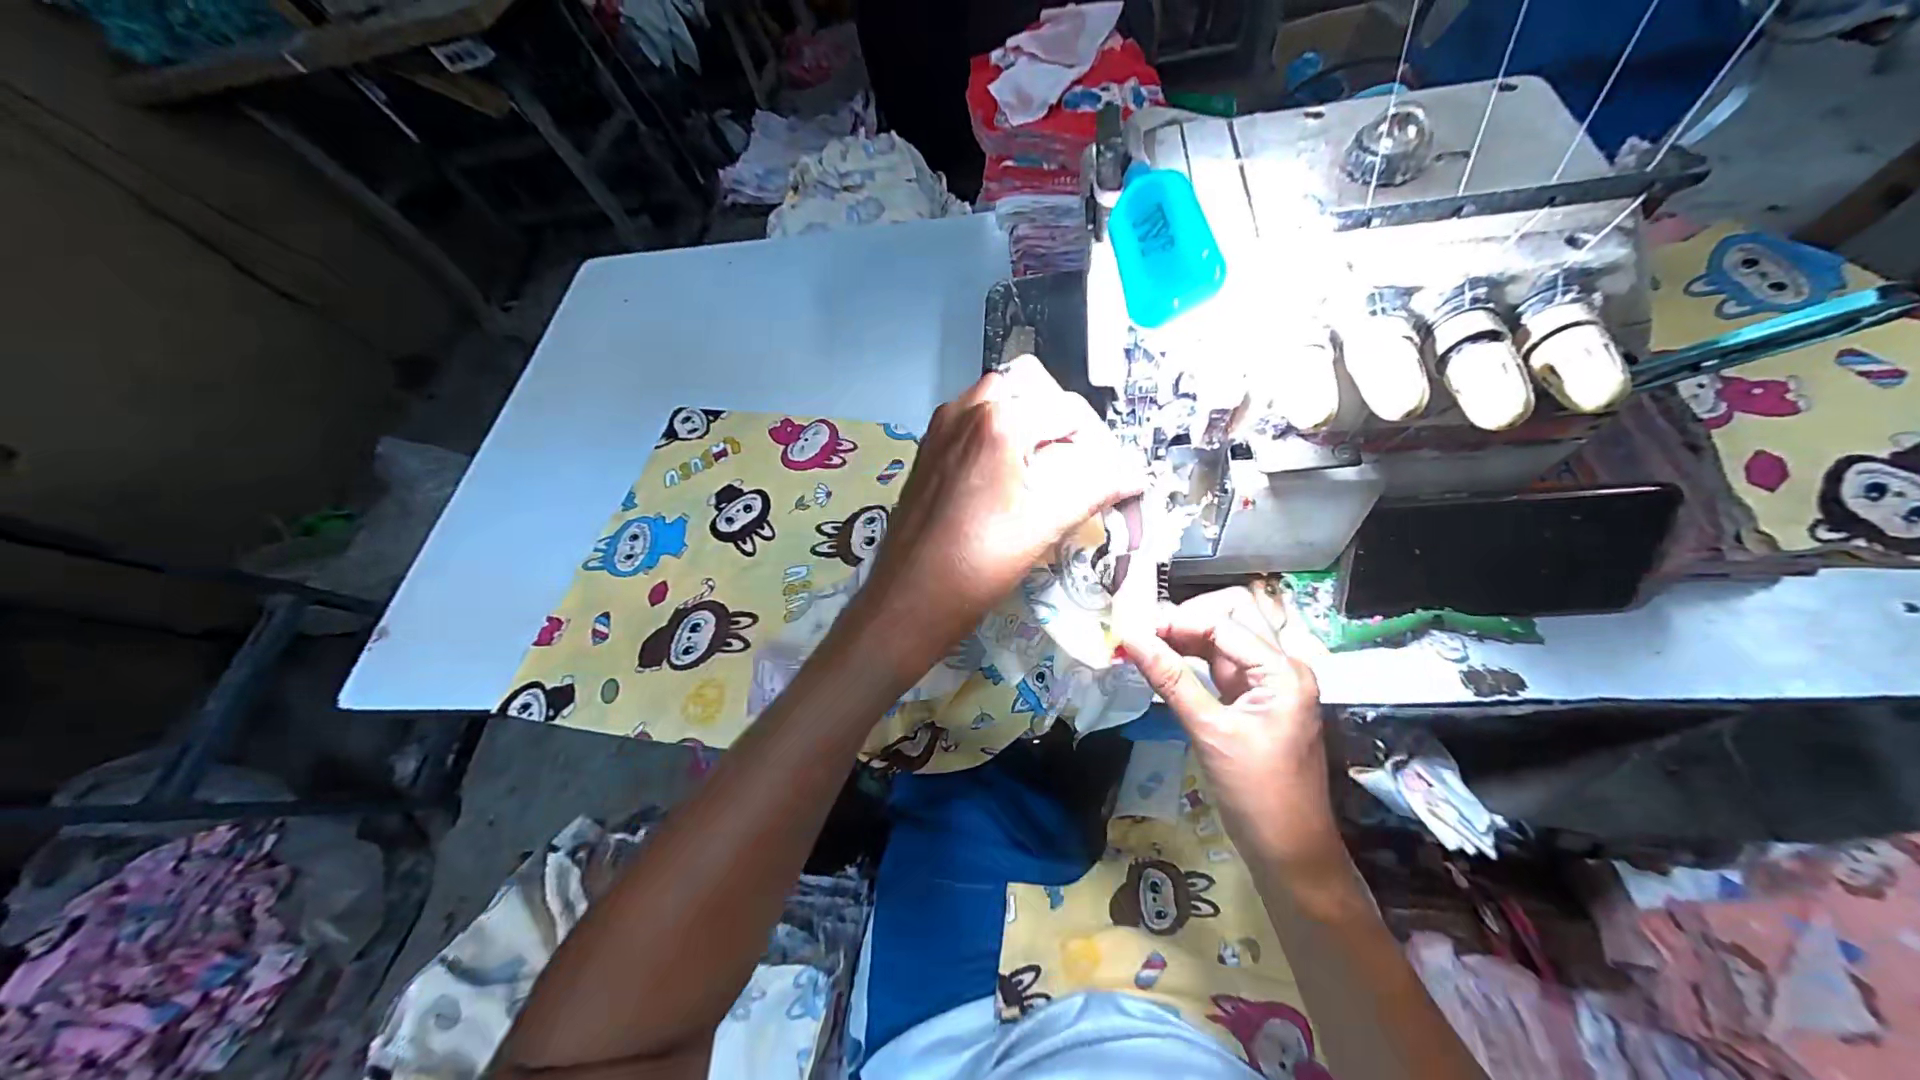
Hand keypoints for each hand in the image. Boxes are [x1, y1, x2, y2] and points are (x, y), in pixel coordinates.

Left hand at [847, 356, 1143, 682]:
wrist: (910, 598)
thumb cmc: (977, 563)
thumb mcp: (1045, 525)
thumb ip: (1095, 489)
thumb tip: (1134, 475)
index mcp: (997, 421)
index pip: (1068, 411)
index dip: (1096, 442)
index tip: (1105, 476)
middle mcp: (965, 411)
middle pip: (1030, 389)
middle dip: (1058, 420)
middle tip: (1075, 462)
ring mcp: (942, 428)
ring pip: (997, 400)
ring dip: (1026, 422)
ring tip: (1043, 468)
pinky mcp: (929, 449)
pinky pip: (971, 421)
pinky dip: (996, 434)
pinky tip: (1006, 477)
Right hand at [1120, 588, 1338, 865]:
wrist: (1289, 850)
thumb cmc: (1257, 794)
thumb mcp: (1209, 732)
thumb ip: (1171, 680)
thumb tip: (1132, 639)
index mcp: (1283, 671)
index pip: (1224, 623)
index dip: (1178, 621)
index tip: (1136, 630)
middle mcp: (1281, 667)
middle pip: (1234, 614)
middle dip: (1188, 616)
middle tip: (1146, 634)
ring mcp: (1268, 683)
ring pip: (1226, 636)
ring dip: (1187, 634)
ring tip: (1146, 644)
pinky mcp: (1252, 699)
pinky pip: (1221, 662)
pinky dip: (1192, 657)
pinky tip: (1163, 661)